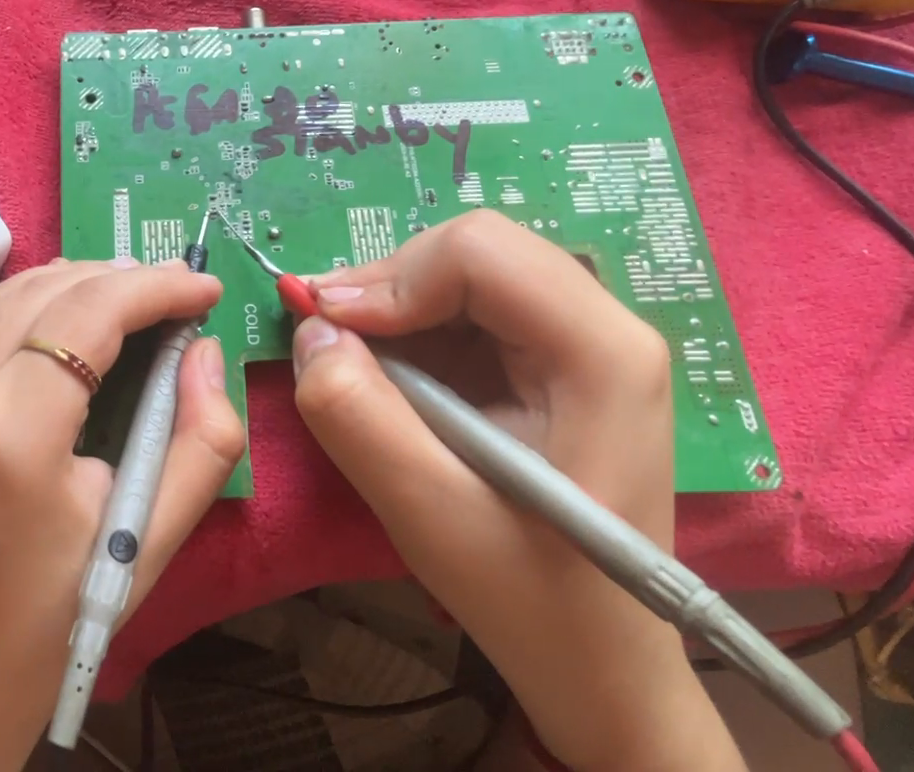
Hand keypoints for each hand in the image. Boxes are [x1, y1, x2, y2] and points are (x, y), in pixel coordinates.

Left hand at [0, 258, 245, 771]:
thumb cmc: (56, 615)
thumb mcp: (148, 535)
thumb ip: (202, 437)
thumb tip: (204, 348)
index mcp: (9, 437)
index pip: (88, 316)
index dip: (154, 288)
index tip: (202, 287)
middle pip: (41, 292)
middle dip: (116, 278)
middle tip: (170, 291)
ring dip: (66, 286)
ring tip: (123, 298)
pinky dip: (17, 310)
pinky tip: (56, 324)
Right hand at [290, 211, 743, 771]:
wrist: (597, 660)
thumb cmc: (529, 597)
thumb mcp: (427, 514)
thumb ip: (358, 417)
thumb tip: (309, 333)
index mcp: (601, 354)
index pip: (480, 252)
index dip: (390, 278)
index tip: (326, 330)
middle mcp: (604, 325)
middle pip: (472, 253)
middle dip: (384, 288)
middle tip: (321, 338)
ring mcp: (581, 340)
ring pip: (462, 275)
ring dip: (390, 310)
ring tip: (344, 361)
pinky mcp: (551, 362)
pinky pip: (465, 311)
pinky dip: (408, 332)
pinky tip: (386, 380)